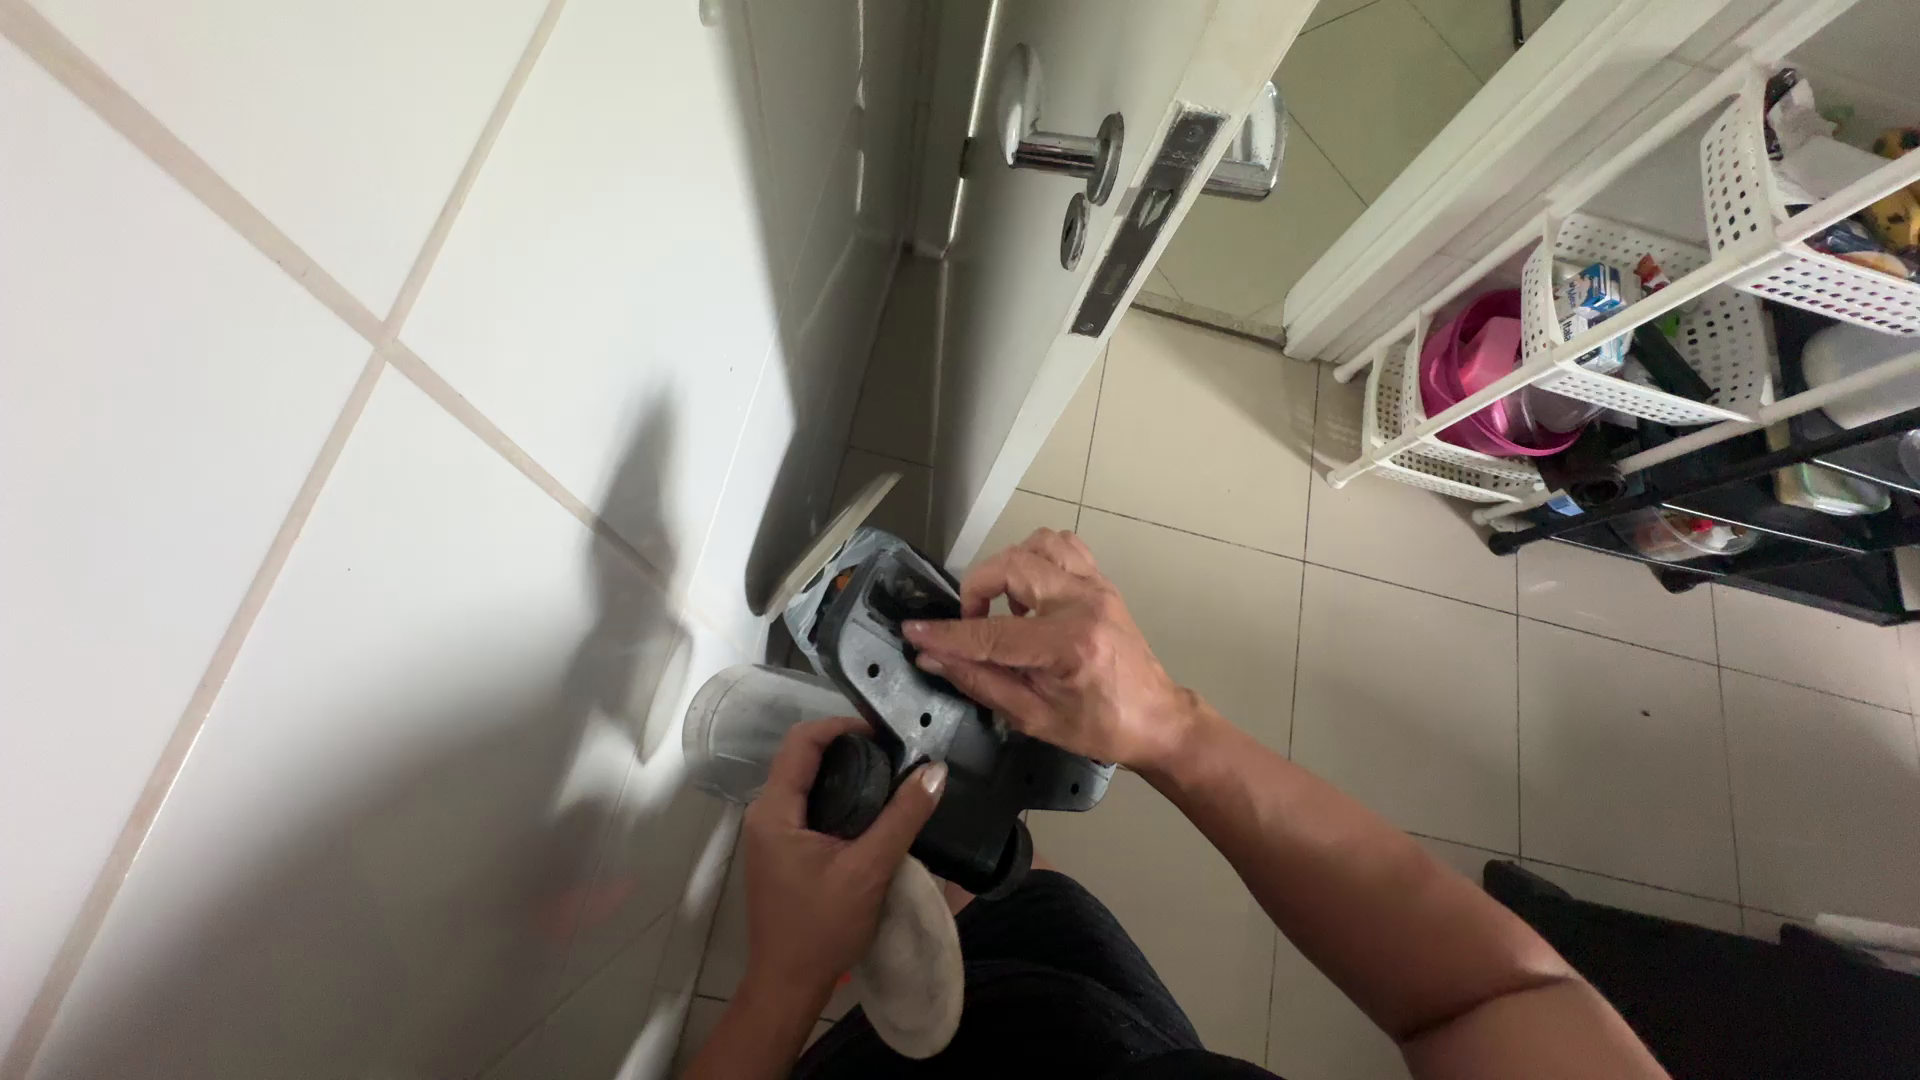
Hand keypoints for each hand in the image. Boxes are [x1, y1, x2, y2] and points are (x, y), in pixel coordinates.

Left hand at [741, 716, 946, 1003]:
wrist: (789, 986)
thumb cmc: (823, 928)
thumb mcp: (869, 869)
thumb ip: (903, 817)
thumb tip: (936, 771)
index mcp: (775, 810)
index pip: (802, 742)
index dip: (841, 725)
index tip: (882, 732)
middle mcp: (765, 813)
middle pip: (803, 757)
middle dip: (846, 744)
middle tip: (891, 750)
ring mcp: (771, 832)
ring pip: (806, 780)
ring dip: (843, 770)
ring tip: (886, 771)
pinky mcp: (782, 848)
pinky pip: (808, 803)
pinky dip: (837, 793)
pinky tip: (869, 805)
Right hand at [901, 528, 1195, 770]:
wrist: (1156, 718)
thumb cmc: (1099, 727)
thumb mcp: (1033, 717)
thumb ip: (979, 681)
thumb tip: (933, 658)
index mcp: (1068, 645)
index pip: (991, 632)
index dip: (946, 634)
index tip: (913, 632)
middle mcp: (1083, 603)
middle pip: (1012, 565)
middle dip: (976, 589)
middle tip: (969, 622)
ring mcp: (1096, 586)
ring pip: (1037, 544)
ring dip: (1008, 568)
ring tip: (1005, 605)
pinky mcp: (1101, 581)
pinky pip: (1063, 546)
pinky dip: (1036, 559)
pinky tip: (1030, 592)